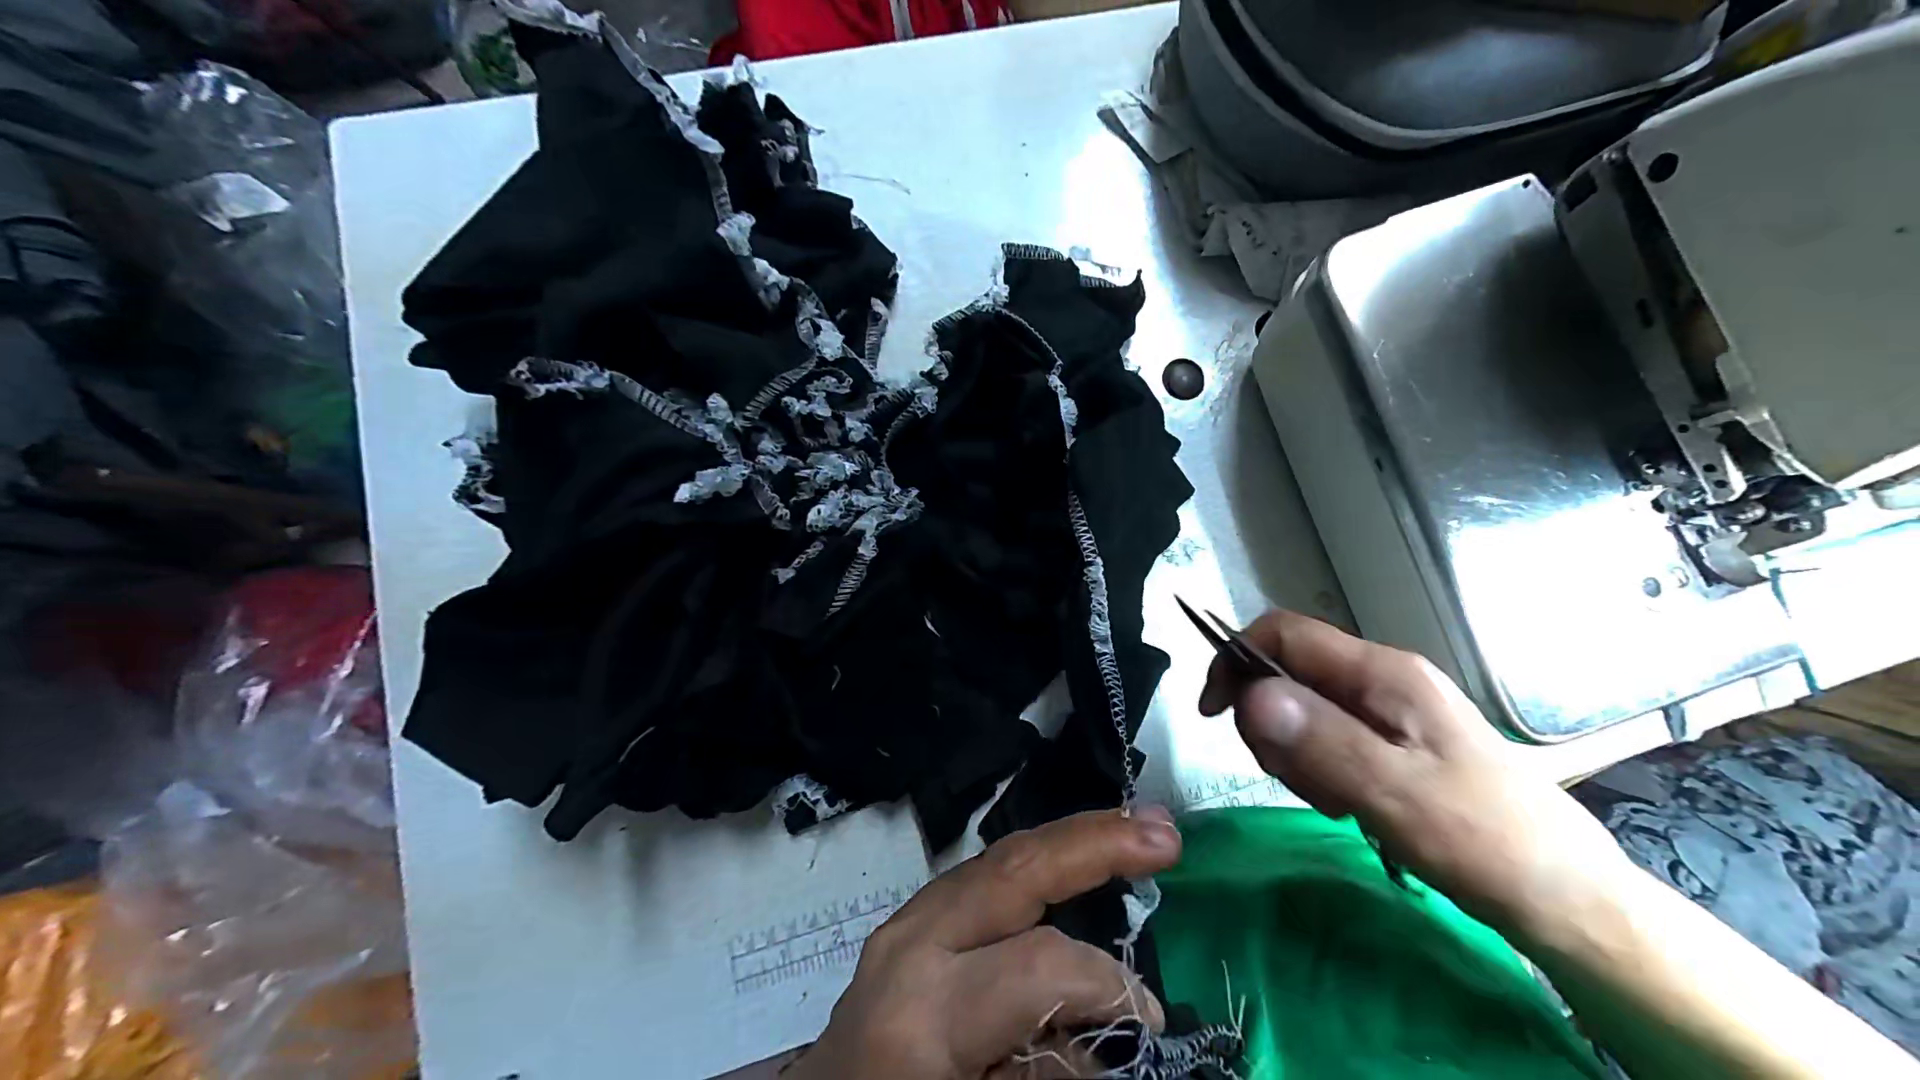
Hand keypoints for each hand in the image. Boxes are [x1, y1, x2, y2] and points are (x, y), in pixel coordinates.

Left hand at [788, 808, 1181, 1079]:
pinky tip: (1076, 854)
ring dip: (1070, 840)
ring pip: (999, 858)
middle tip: (1165, 835)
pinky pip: (984, 878)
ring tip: (1131, 830)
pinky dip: (1037, 864)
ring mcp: (906, 920)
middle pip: (1014, 868)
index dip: (1105, 985)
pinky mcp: (910, 918)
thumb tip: (1111, 1027)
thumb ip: (1049, 1068)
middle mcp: (912, 944)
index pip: (1038, 965)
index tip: (1151, 1016)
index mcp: (925, 1012)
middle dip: (1095, 843)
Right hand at [1198, 610, 1631, 939]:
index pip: (1284, 632)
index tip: (1215, 713)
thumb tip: (1250, 695)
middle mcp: (1380, 678)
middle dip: (1266, 721)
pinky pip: (1322, 736)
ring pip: (1297, 707)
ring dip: (1290, 751)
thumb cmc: (1486, 841)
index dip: (1238, 659)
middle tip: (1291, 776)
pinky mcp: (1389, 741)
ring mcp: (1386, 710)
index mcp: (1383, 673)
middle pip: (1284, 671)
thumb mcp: (1397, 795)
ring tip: (1330, 798)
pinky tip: (1341, 801)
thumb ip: (1323, 741)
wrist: (1568, 899)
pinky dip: (1313, 767)